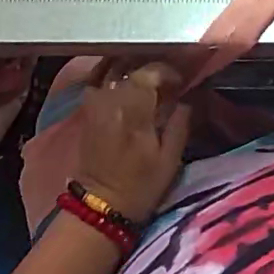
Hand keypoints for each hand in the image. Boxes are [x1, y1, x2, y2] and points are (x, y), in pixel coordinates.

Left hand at [72, 62, 192, 223]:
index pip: (149, 72)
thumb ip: (179, 123)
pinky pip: (99, 81)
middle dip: (151, 69)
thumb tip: (186, 100)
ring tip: (148, 80)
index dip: (167, 71)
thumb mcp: (170, 158)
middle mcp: (111, 100)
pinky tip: (126, 83)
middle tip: (167, 81)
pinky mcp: (87, 111)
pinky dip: (113, 76)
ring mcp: (95, 104)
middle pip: (130, 67)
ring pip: (113, 70)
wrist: (100, 206)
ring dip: (132, 70)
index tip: (179, 82)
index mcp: (134, 109)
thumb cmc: (140, 185)